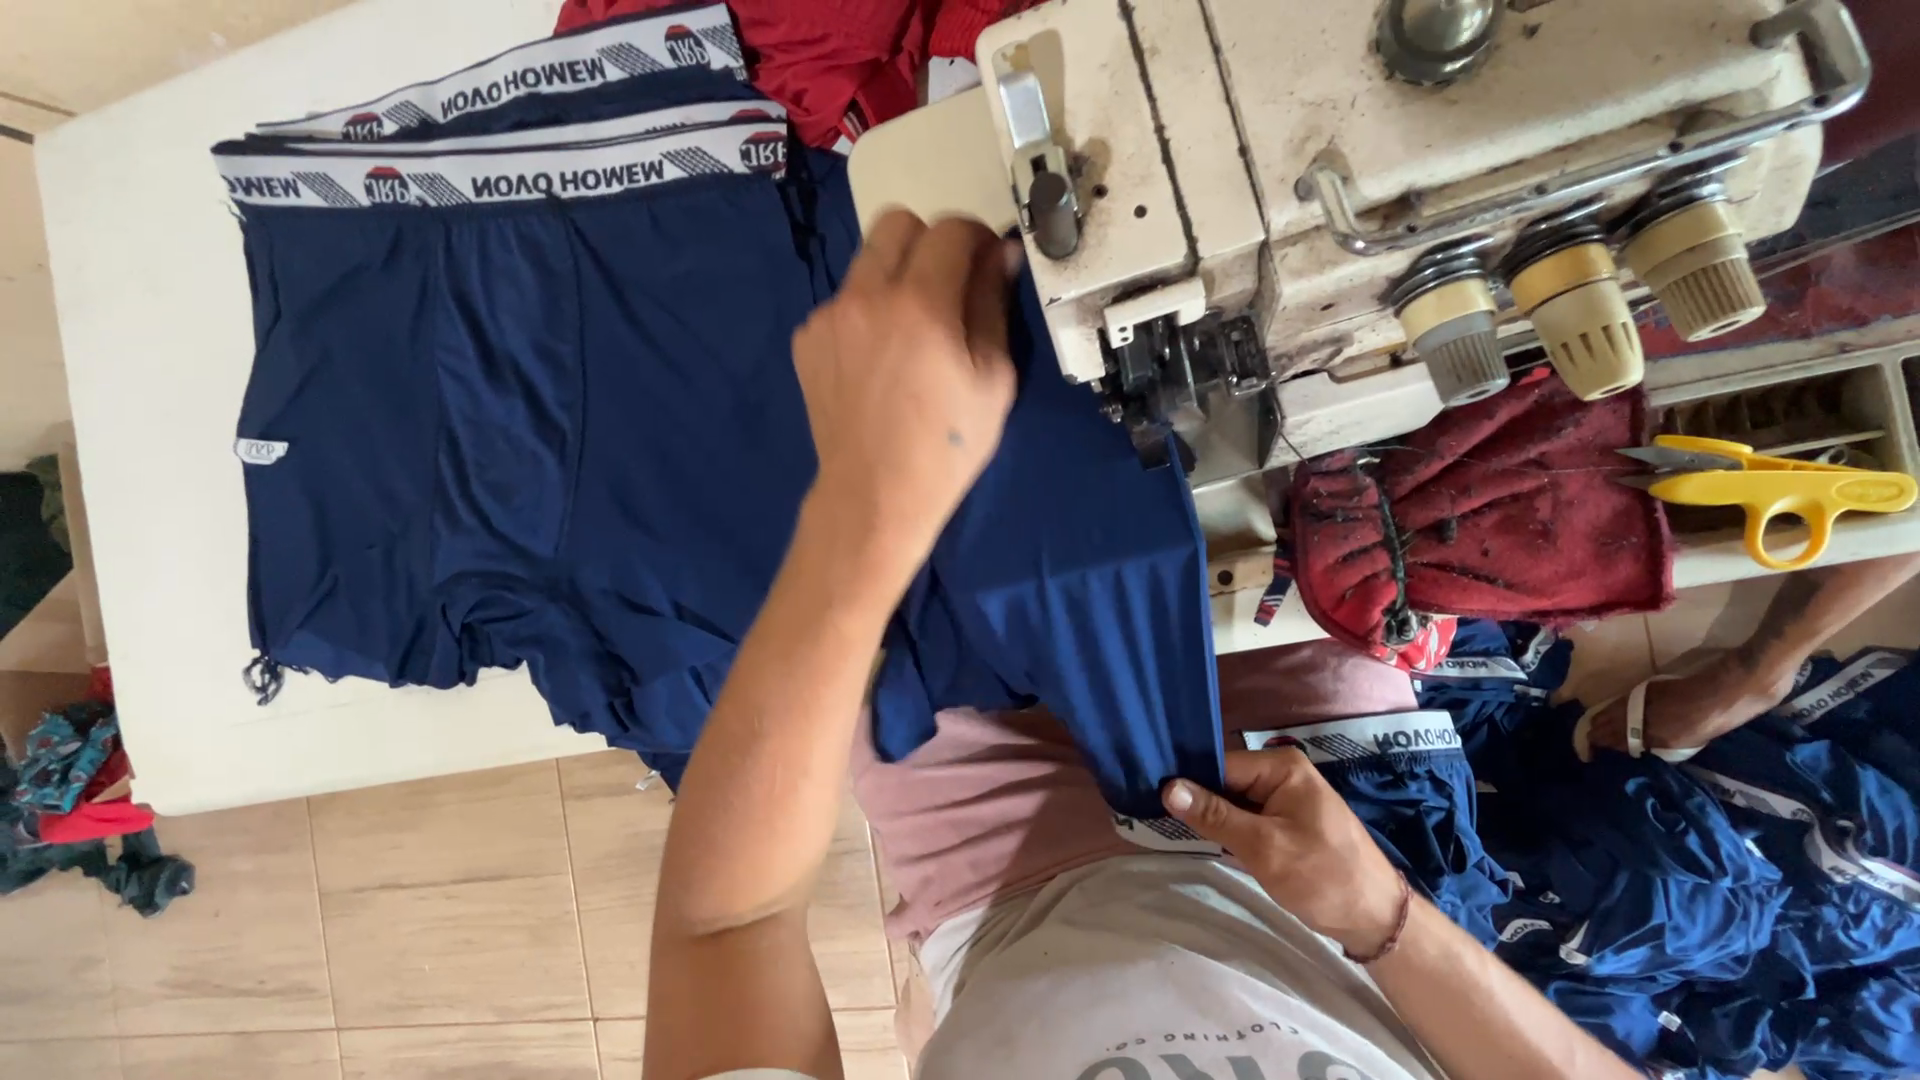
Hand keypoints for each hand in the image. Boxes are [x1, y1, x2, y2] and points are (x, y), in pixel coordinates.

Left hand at [791, 210, 1020, 577]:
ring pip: (866, 261)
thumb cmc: (946, 446)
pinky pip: (843, 301)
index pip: (950, 228)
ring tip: (912, 330)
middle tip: (949, 284)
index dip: (976, 236)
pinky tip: (879, 360)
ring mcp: (829, 316)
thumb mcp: (993, 379)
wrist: (874, 494)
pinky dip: (867, 313)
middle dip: (931, 241)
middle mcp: (866, 297)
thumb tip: (999, 255)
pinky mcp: (807, 339)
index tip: (986, 262)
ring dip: (896, 276)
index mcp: (920, 304)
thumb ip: (993, 305)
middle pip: (898, 222)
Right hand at [1164, 748, 1405, 955]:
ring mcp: (1284, 797)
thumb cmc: (1323, 878)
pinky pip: (1245, 815)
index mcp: (1280, 767)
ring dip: (1211, 817)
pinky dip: (1227, 828)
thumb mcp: (1264, 847)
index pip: (1220, 765)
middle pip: (1224, 780)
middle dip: (1197, 800)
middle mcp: (1281, 773)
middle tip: (1158, 814)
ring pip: (1231, 800)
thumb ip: (1215, 815)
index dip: (1187, 782)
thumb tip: (1168, 787)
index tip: (1151, 796)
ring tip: (1173, 824)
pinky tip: (1205, 837)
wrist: (1376, 920)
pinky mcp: (1284, 820)